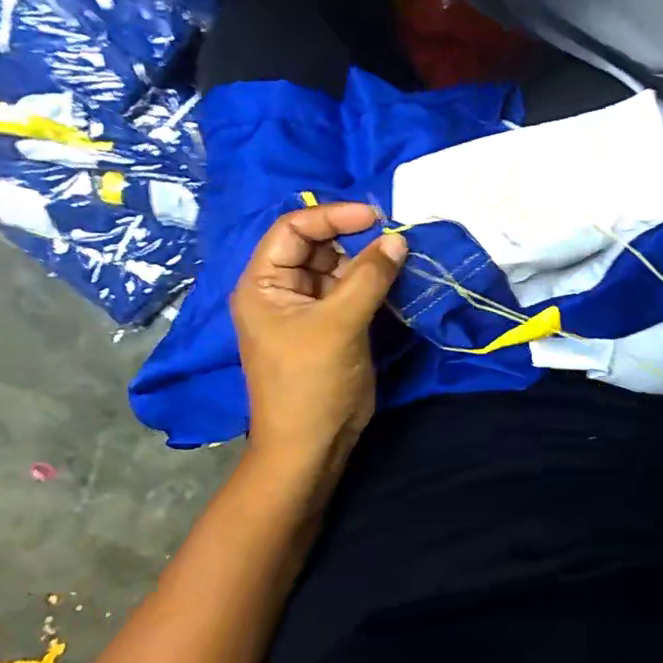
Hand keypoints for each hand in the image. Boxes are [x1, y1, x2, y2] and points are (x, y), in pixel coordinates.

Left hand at [231, 203, 407, 466]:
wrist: (312, 445)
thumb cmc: (312, 383)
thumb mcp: (339, 324)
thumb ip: (369, 277)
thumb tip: (398, 239)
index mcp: (263, 283)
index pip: (293, 229)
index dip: (332, 216)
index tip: (375, 216)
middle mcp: (281, 290)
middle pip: (317, 246)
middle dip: (354, 240)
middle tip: (394, 241)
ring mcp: (306, 310)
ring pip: (338, 269)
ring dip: (367, 263)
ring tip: (400, 261)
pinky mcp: (331, 327)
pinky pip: (351, 293)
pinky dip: (372, 286)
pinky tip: (396, 283)